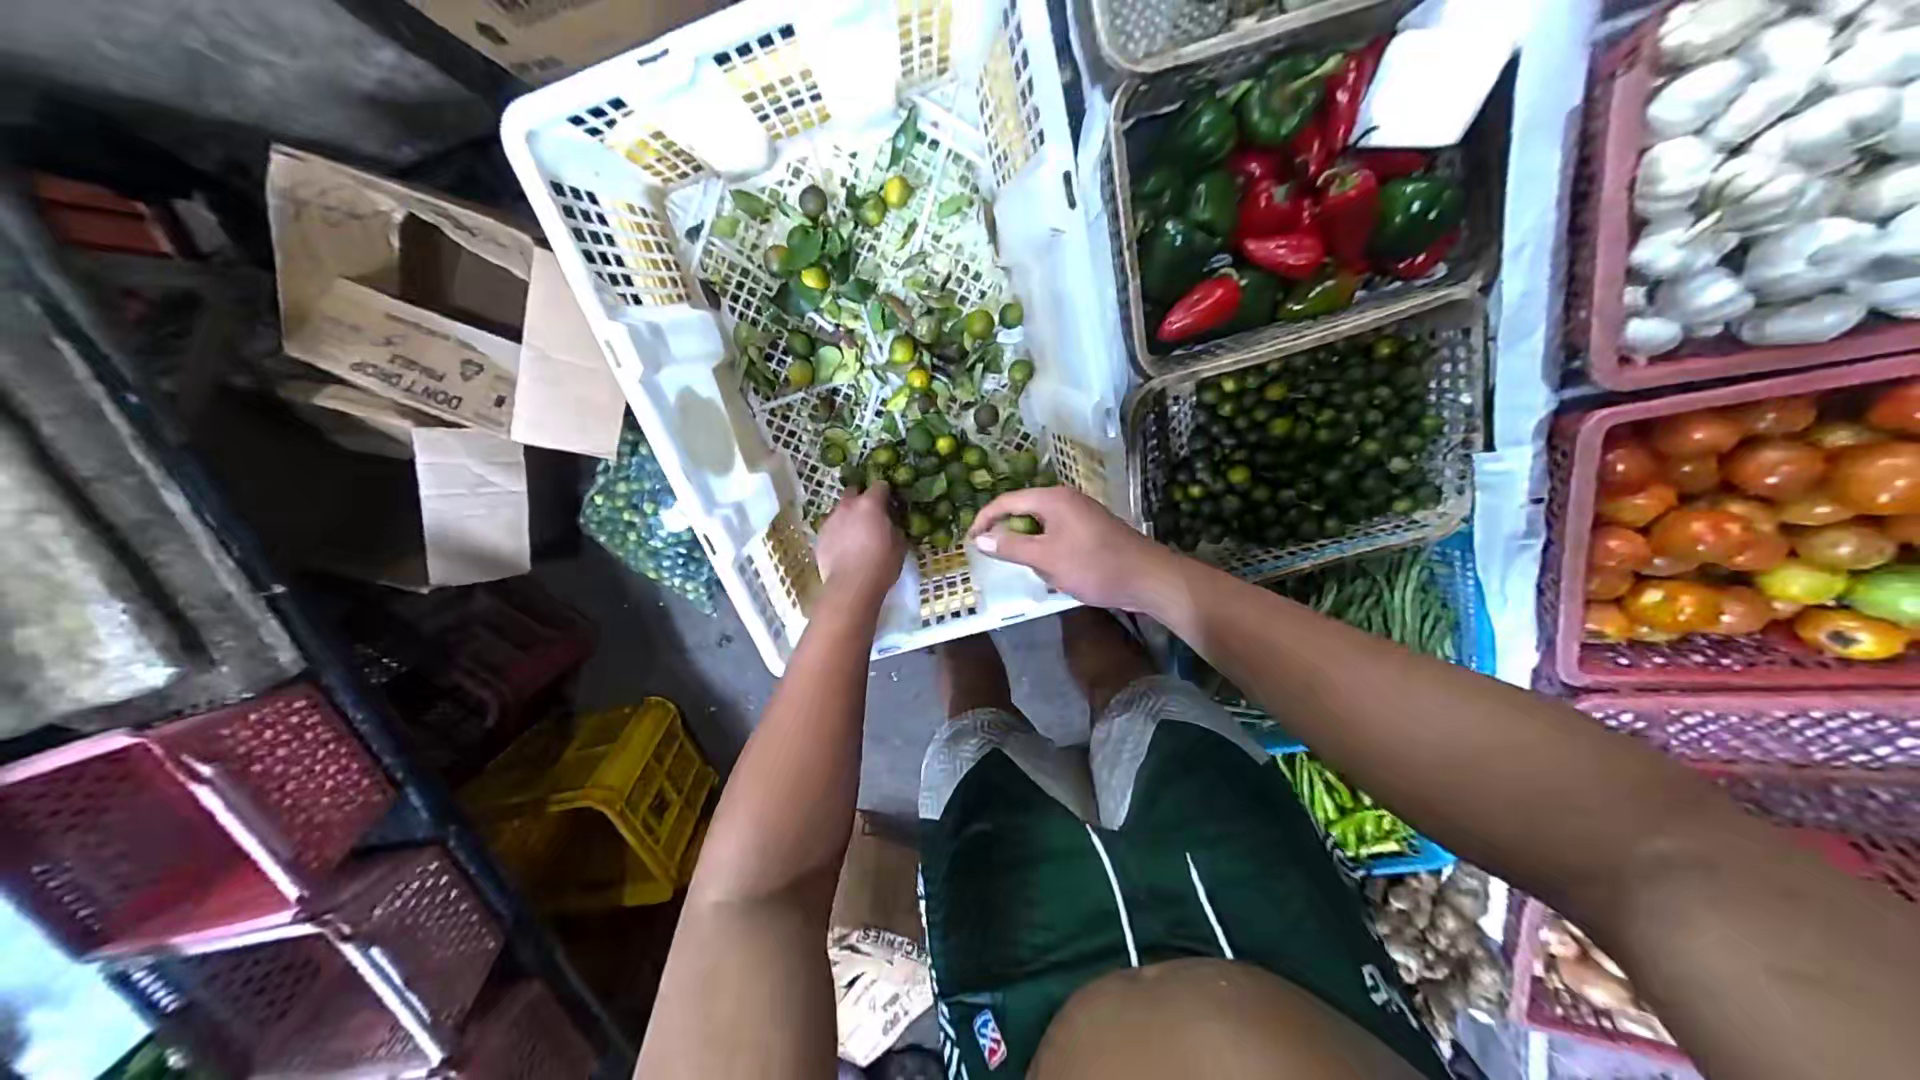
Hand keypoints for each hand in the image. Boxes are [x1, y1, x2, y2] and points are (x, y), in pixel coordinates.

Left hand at [817, 483, 905, 603]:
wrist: (851, 586)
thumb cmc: (881, 564)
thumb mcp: (900, 544)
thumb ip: (894, 528)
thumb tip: (890, 525)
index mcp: (870, 504)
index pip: (880, 486)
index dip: (886, 494)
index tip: (890, 504)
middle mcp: (847, 506)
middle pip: (853, 492)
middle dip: (861, 499)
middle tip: (870, 516)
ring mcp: (830, 520)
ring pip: (840, 511)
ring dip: (848, 517)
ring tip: (855, 534)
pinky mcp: (819, 537)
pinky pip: (831, 528)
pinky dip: (838, 533)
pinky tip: (843, 548)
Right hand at [966, 486, 1187, 612]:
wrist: (1148, 578)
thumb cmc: (1094, 566)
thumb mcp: (1046, 559)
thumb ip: (1011, 547)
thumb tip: (981, 538)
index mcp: (1052, 498)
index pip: (1006, 502)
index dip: (984, 520)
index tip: (970, 542)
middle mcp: (1065, 499)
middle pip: (1024, 512)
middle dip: (1012, 538)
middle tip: (1002, 561)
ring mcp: (1080, 513)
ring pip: (1041, 528)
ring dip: (1034, 550)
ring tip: (1041, 573)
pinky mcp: (1091, 529)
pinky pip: (1058, 536)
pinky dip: (1050, 552)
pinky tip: (1059, 574)